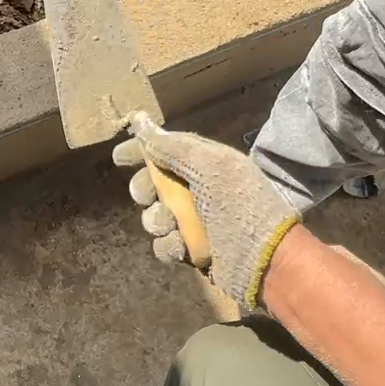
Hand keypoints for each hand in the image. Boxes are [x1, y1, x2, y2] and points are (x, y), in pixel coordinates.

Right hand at [112, 113, 300, 309]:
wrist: (265, 260)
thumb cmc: (239, 205)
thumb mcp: (209, 166)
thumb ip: (174, 147)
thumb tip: (143, 125)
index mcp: (205, 164)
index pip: (165, 150)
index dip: (141, 150)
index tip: (118, 157)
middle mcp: (198, 190)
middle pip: (153, 184)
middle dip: (144, 189)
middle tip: (148, 195)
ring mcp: (195, 223)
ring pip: (154, 217)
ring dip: (157, 220)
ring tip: (171, 225)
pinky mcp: (193, 252)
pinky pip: (164, 245)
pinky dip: (169, 246)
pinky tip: (182, 249)